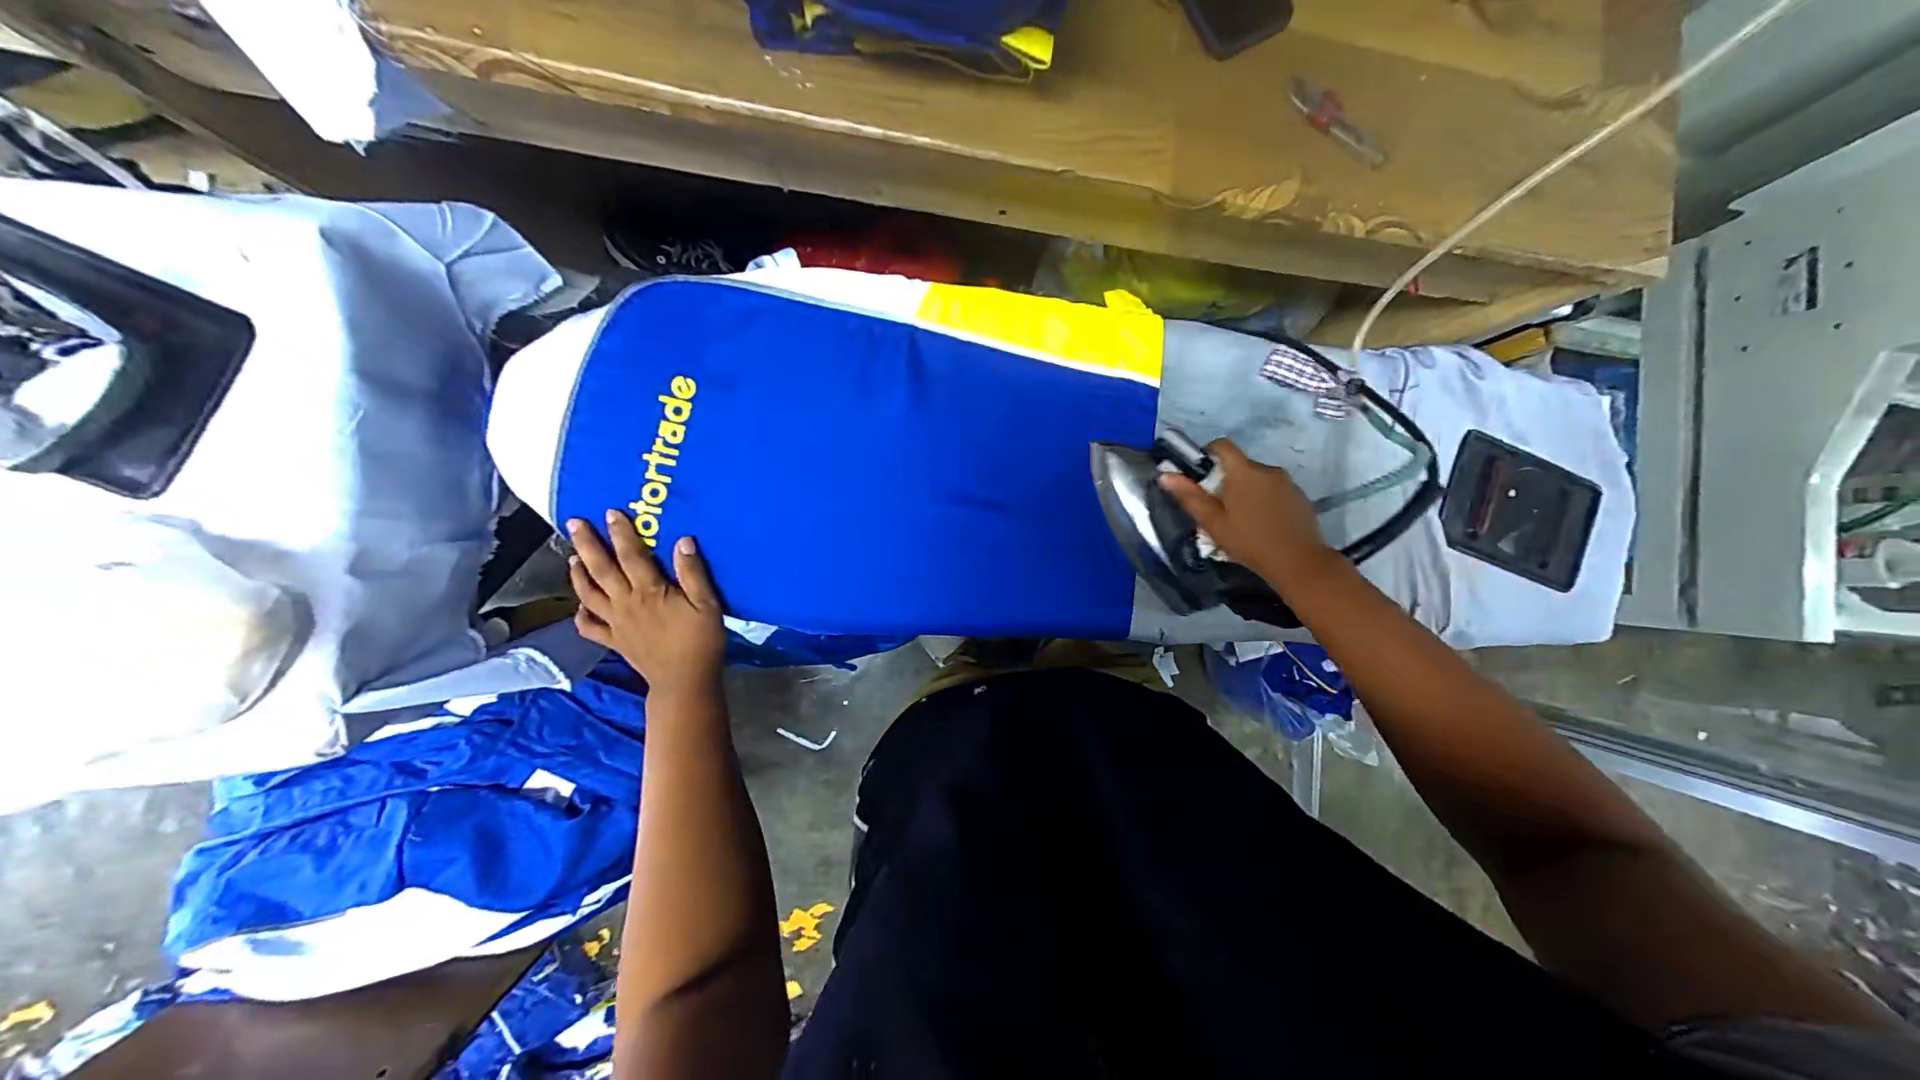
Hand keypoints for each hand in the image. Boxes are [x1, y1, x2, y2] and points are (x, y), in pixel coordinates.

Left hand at [567, 512, 726, 699]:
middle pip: (601, 569)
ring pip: (588, 594)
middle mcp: (626, 604)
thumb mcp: (708, 605)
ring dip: (578, 574)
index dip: (621, 532)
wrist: (684, 682)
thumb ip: (693, 573)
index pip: (631, 555)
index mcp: (649, 592)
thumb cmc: (701, 641)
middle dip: (587, 544)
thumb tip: (682, 541)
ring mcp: (616, 623)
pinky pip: (590, 626)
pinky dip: (581, 614)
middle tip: (574, 523)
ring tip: (573, 557)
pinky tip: (580, 605)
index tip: (610, 512)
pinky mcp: (614, 641)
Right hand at [1158, 438, 1332, 582]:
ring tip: (1241, 520)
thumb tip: (1165, 475)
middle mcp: (1268, 470)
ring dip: (1247, 491)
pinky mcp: (1300, 497)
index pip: (1223, 445)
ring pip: (1259, 479)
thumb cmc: (1248, 541)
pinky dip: (1265, 501)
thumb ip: (1189, 496)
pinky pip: (1276, 491)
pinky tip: (1263, 525)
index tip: (1200, 473)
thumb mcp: (1212, 522)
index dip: (1208, 453)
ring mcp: (1288, 483)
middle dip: (1227, 480)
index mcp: (1244, 472)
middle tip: (1218, 508)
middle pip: (1241, 465)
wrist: (1298, 561)